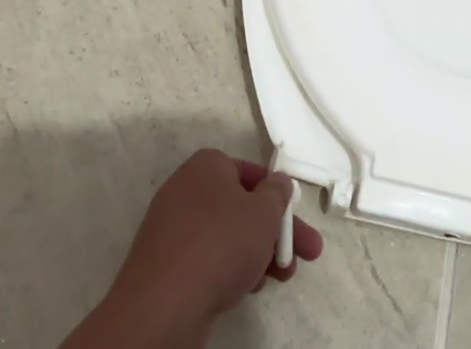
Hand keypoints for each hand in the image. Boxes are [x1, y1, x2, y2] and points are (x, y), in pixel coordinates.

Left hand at [65, 149, 324, 348]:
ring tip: (281, 277)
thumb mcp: (264, 212)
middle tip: (305, 254)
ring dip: (258, 253)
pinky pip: (207, 258)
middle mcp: (186, 190)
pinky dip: (230, 268)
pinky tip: (247, 288)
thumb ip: (277, 193)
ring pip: (227, 235)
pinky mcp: (166, 262)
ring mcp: (173, 228)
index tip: (294, 216)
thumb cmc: (221, 244)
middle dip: (276, 232)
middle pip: (242, 207)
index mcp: (207, 166)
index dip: (276, 194)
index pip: (249, 171)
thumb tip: (277, 182)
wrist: (164, 303)